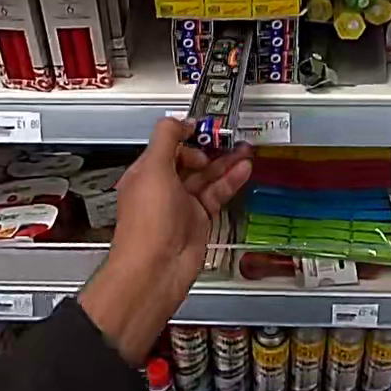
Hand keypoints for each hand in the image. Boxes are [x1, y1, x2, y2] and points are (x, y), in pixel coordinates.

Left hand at [78, 118, 253, 363]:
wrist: (156, 270)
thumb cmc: (147, 226)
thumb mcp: (153, 169)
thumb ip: (166, 140)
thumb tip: (178, 121)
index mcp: (146, 173)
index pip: (167, 144)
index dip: (187, 133)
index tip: (205, 126)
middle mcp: (162, 188)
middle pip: (190, 159)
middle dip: (210, 147)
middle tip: (229, 137)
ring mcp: (182, 205)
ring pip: (208, 176)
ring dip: (226, 161)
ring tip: (244, 149)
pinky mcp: (199, 220)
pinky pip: (217, 194)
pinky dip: (231, 180)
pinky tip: (243, 169)